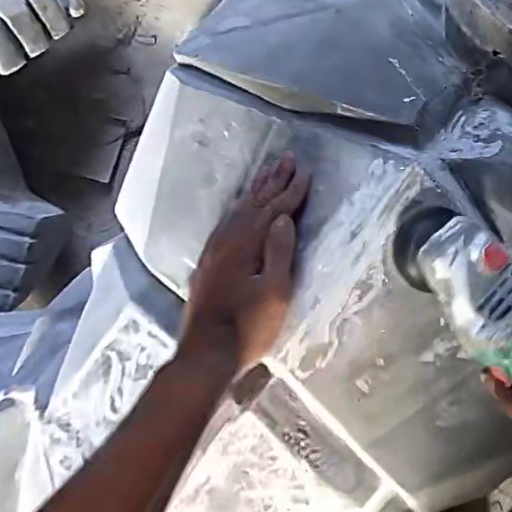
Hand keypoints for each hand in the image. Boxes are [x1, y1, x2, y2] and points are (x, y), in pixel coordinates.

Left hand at [179, 153, 310, 377]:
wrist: (205, 353)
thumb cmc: (248, 327)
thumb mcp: (275, 292)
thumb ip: (280, 252)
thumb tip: (285, 217)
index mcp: (246, 244)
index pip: (275, 210)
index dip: (292, 191)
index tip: (306, 172)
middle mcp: (228, 239)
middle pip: (255, 203)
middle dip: (274, 180)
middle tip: (286, 157)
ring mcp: (215, 250)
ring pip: (239, 209)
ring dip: (256, 189)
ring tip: (267, 171)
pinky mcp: (209, 262)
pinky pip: (227, 221)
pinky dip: (239, 207)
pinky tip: (240, 207)